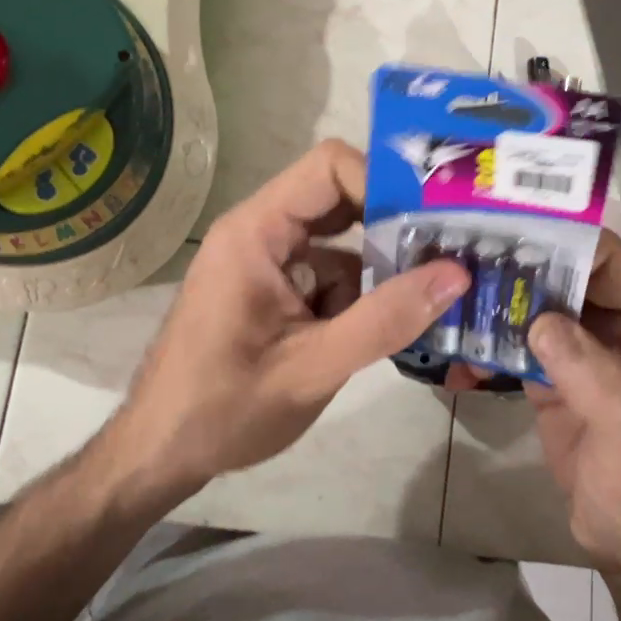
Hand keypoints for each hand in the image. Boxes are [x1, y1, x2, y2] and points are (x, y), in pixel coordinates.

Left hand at [110, 140, 470, 491]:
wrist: (162, 452)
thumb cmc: (223, 409)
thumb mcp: (313, 368)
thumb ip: (385, 320)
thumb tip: (458, 273)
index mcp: (255, 233)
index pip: (330, 168)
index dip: (384, 185)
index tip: (432, 225)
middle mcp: (261, 235)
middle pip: (342, 204)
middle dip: (395, 231)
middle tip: (454, 257)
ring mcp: (268, 266)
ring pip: (343, 246)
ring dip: (383, 275)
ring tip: (437, 303)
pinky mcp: (276, 296)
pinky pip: (331, 279)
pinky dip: (362, 302)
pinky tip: (392, 333)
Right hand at [475, 230, 620, 593]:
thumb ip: (590, 374)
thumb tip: (539, 318)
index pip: (608, 263)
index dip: (563, 240)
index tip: (507, 226)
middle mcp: (616, 336)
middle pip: (563, 282)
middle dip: (516, 267)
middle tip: (456, 253)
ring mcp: (582, 362)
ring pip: (535, 314)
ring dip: (495, 306)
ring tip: (444, 293)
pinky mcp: (553, 389)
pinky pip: (518, 355)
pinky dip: (488, 350)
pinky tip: (453, 352)